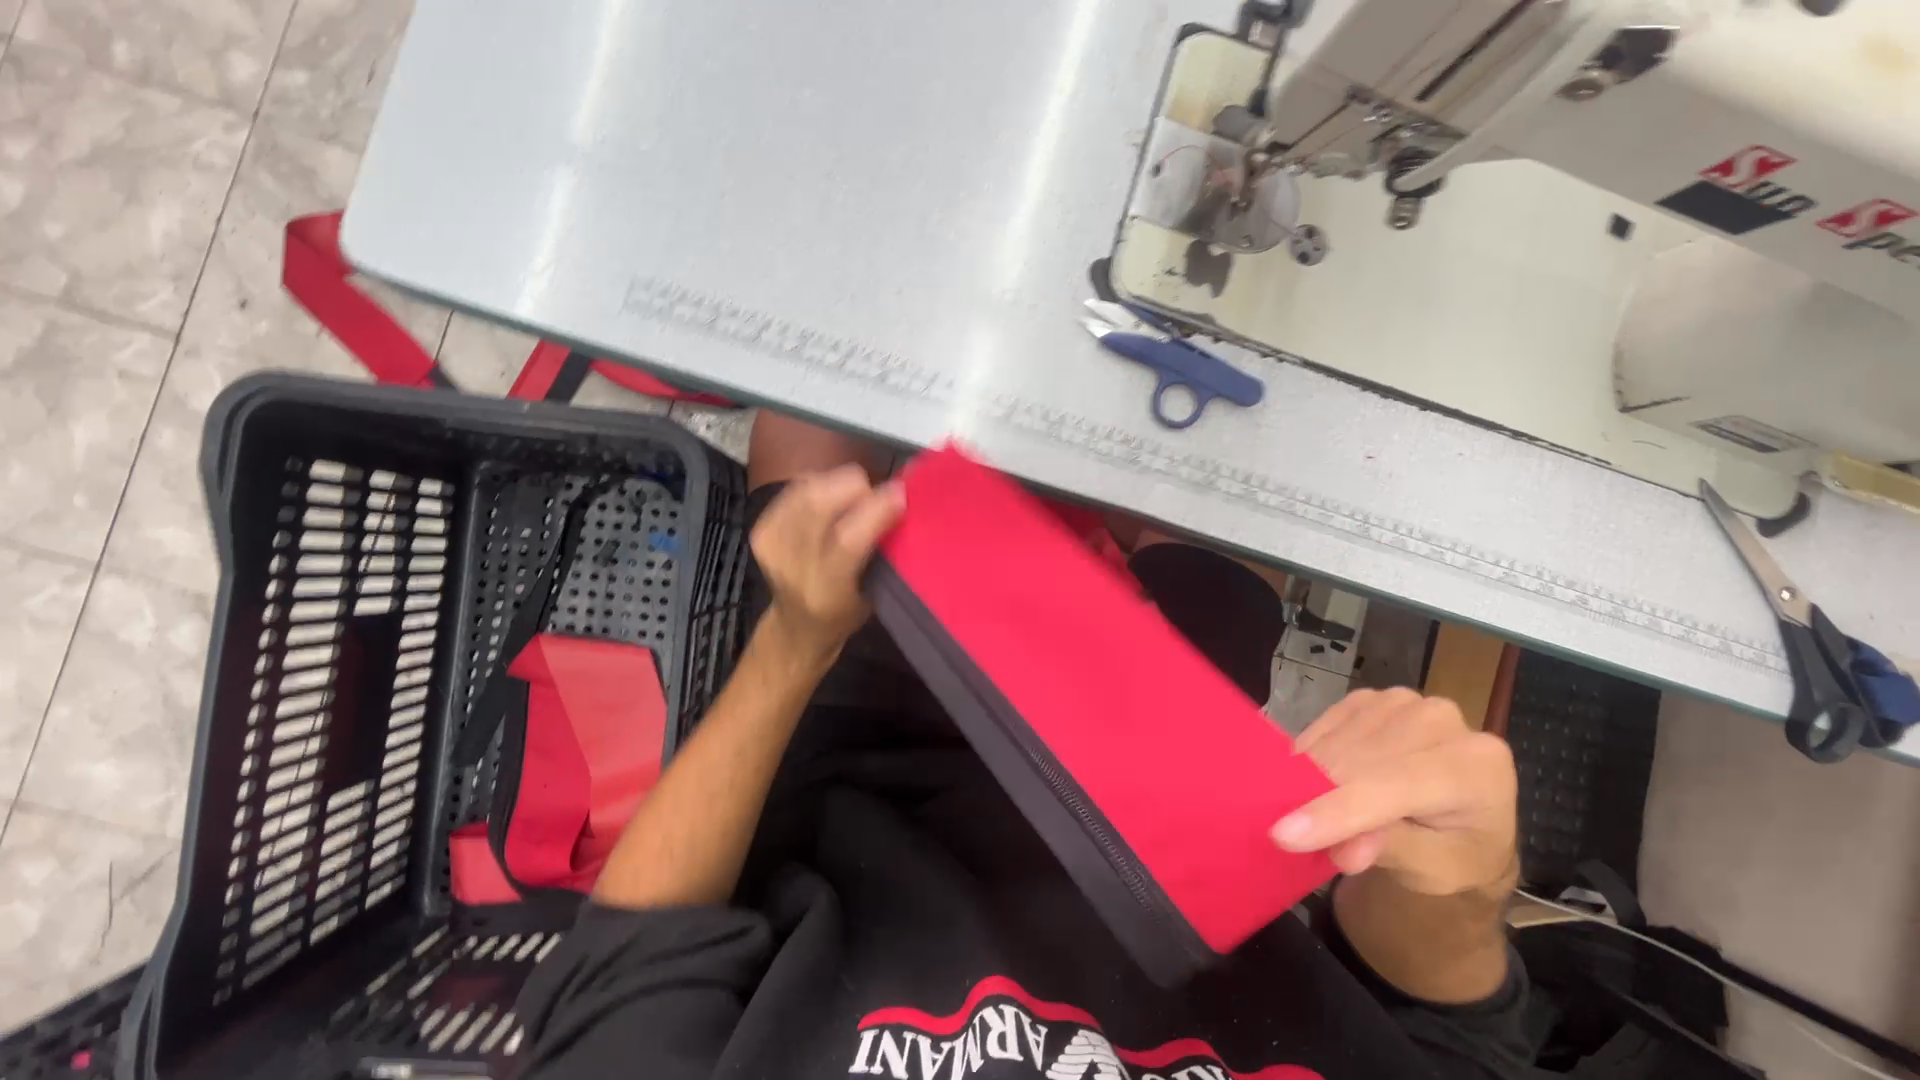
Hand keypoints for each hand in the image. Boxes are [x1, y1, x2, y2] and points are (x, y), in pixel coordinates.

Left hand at [750, 464, 905, 655]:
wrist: (797, 626)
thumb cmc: (846, 612)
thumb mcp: (874, 592)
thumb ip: (882, 550)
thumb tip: (897, 501)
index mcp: (825, 591)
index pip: (847, 540)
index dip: (875, 510)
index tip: (900, 492)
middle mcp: (791, 567)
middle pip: (817, 504)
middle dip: (854, 487)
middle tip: (875, 493)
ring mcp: (770, 546)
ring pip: (806, 491)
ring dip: (837, 484)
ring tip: (855, 497)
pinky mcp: (761, 530)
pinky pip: (795, 491)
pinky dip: (819, 486)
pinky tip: (831, 499)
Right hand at [1272, 689, 1517, 897]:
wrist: (1462, 819)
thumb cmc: (1456, 851)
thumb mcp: (1433, 869)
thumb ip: (1389, 851)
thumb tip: (1342, 849)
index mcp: (1477, 765)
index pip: (1398, 783)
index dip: (1339, 810)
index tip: (1285, 835)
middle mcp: (1442, 721)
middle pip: (1361, 759)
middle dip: (1318, 797)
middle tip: (1292, 837)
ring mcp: (1403, 703)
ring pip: (1338, 741)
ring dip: (1310, 776)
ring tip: (1305, 810)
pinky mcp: (1371, 698)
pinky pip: (1326, 725)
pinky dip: (1310, 753)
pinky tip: (1310, 776)